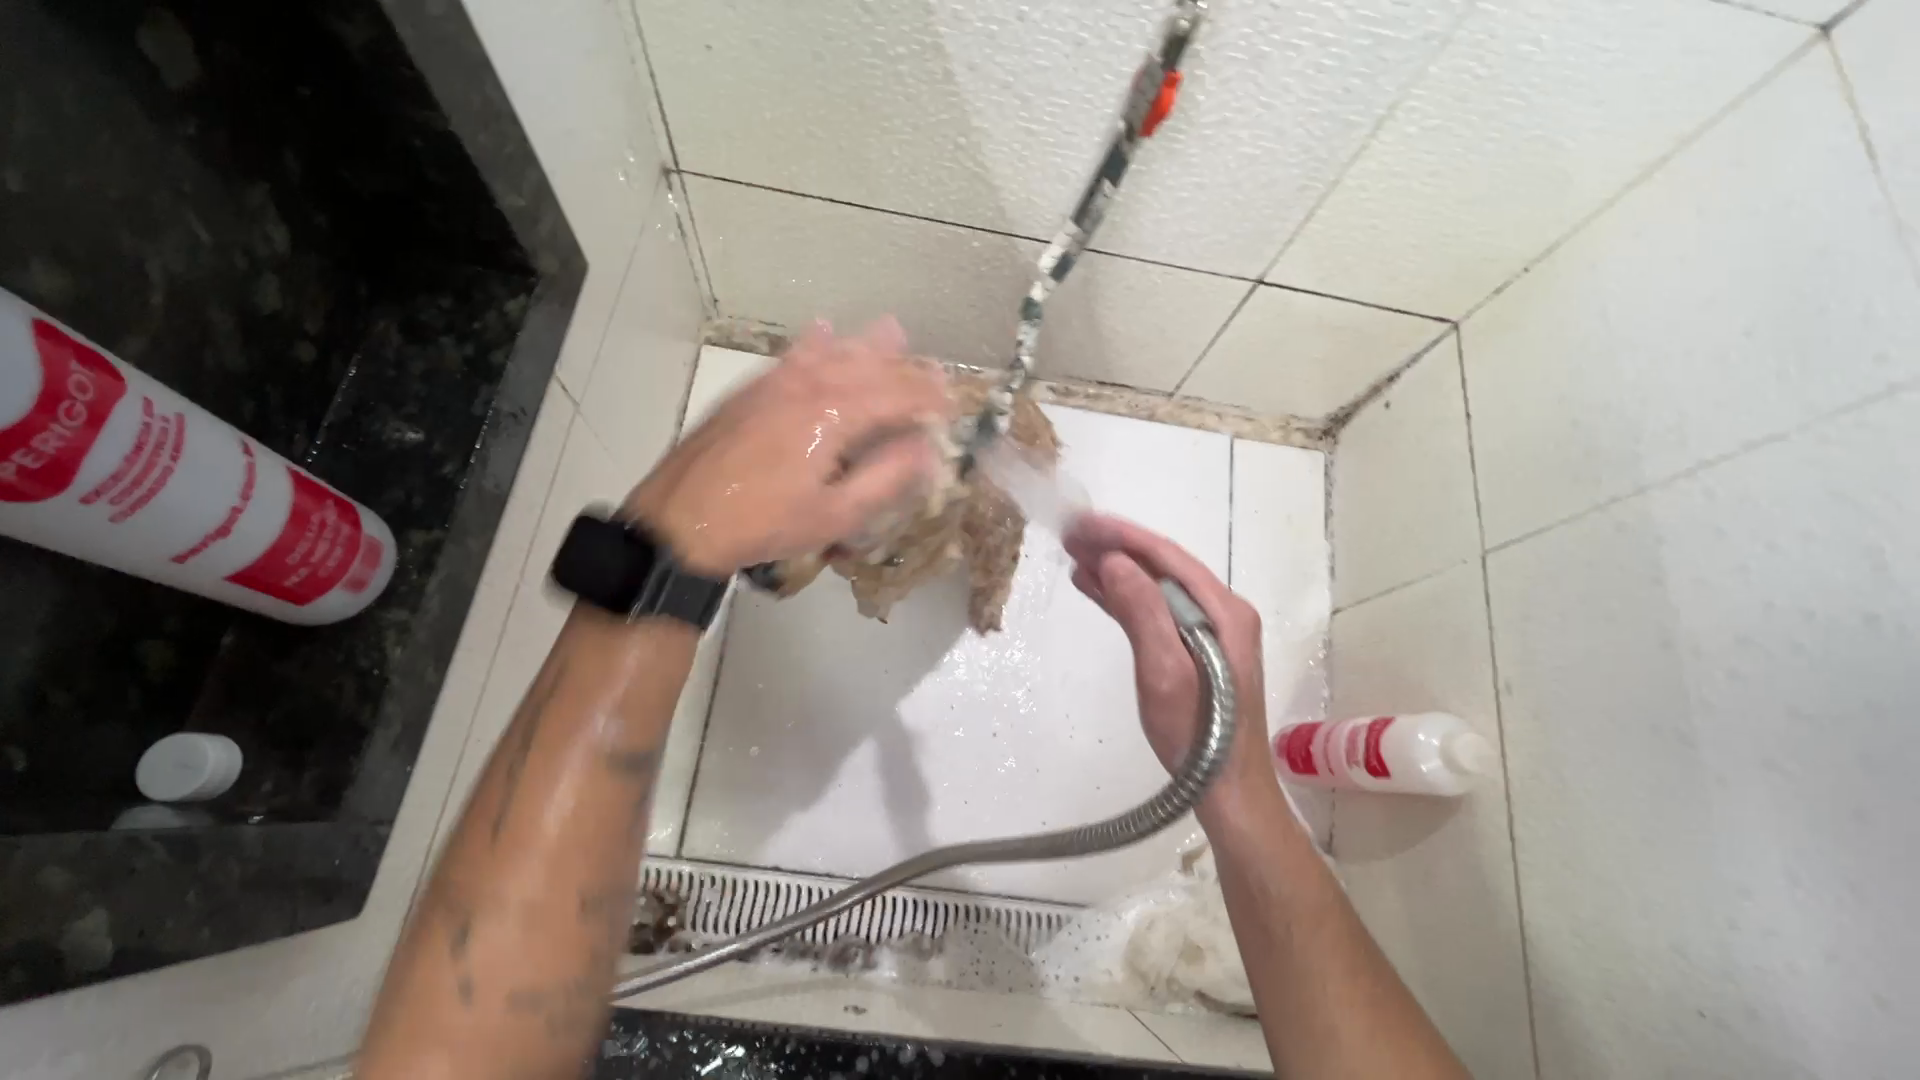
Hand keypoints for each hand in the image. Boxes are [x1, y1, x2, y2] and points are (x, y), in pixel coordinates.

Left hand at [626, 318, 951, 575]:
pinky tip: (822, 331)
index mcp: (834, 414)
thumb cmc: (764, 524)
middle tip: (936, 373)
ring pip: (831, 353)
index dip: (930, 398)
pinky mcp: (750, 391)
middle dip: (906, 368)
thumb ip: (885, 479)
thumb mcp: (835, 515)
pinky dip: (815, 343)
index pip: (896, 395)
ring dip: (866, 345)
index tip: (955, 405)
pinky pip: (792, 355)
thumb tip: (927, 450)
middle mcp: (808, 386)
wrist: (681, 519)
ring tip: (894, 333)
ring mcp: (775, 383)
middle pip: (868, 366)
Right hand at [1064, 514, 1280, 820]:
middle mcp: (1221, 611)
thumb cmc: (1198, 735)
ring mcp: (1210, 630)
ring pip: (1156, 586)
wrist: (1228, 790)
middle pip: (1162, 566)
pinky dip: (1125, 597)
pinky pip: (1157, 610)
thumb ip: (1143, 613)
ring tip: (1073, 557)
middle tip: (1069, 537)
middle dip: (1115, 548)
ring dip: (1116, 570)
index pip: (1166, 556)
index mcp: (1223, 610)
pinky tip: (1095, 588)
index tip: (1080, 525)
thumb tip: (1114, 561)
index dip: (1121, 536)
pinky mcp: (1196, 649)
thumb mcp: (1165, 672)